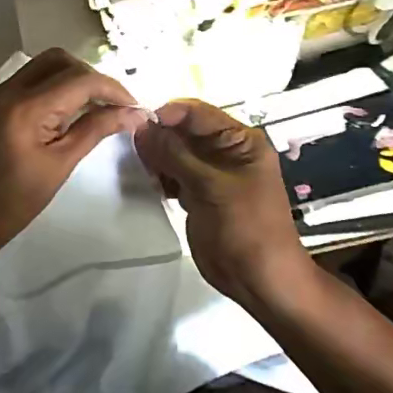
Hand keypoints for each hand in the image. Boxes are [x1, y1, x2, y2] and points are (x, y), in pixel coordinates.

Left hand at [0, 48, 145, 257]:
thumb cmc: (18, 200)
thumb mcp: (62, 163)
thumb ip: (96, 129)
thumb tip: (134, 113)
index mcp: (22, 109)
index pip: (77, 80)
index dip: (110, 88)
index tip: (132, 105)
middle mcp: (3, 91)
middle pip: (57, 60)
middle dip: (89, 76)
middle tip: (110, 103)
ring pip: (40, 67)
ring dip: (69, 79)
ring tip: (90, 107)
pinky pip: (24, 82)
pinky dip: (49, 89)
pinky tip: (62, 113)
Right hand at [133, 99, 305, 306]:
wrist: (260, 279)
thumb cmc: (246, 227)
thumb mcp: (211, 186)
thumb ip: (174, 154)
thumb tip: (140, 126)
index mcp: (240, 140)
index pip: (196, 113)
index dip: (166, 114)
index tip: (136, 126)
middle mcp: (225, 150)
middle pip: (182, 130)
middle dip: (157, 136)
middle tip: (132, 149)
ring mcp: (210, 172)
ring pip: (174, 151)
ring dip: (155, 156)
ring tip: (140, 167)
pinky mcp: (197, 192)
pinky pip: (172, 173)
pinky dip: (159, 175)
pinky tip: (148, 183)